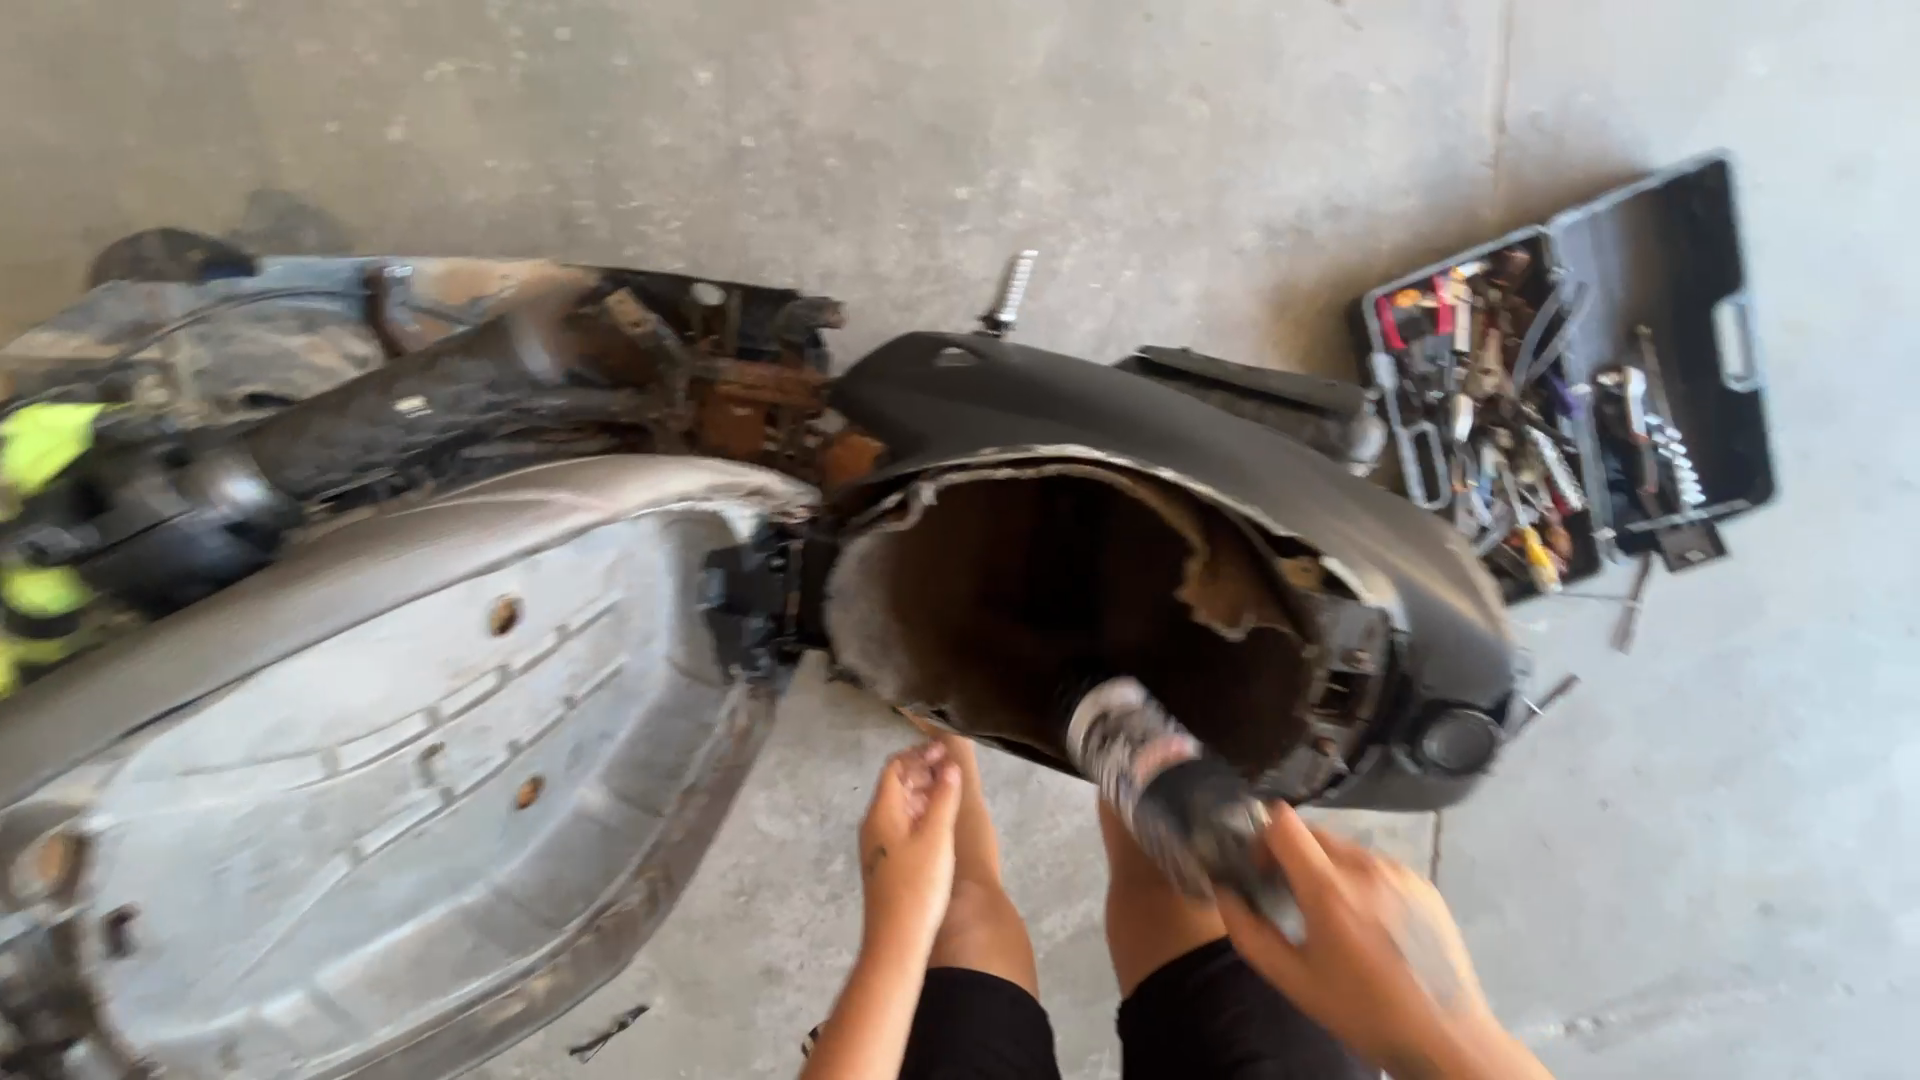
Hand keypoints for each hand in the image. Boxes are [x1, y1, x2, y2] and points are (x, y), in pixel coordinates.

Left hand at [857, 740, 961, 953]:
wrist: (896, 942)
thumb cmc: (918, 885)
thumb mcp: (936, 837)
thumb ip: (944, 797)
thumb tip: (948, 766)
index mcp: (881, 812)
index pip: (894, 768)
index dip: (918, 755)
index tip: (945, 752)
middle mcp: (874, 824)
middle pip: (896, 784)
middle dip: (922, 770)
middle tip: (951, 768)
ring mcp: (878, 844)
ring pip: (900, 805)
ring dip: (923, 792)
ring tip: (950, 790)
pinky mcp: (886, 861)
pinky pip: (901, 824)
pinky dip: (920, 813)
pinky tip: (939, 821)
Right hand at [1218, 805, 1550, 1079]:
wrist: (1450, 1040)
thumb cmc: (1364, 1012)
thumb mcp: (1293, 980)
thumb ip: (1247, 931)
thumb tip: (1224, 892)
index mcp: (1329, 889)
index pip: (1283, 822)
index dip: (1262, 834)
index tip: (1262, 866)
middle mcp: (1365, 868)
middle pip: (1311, 832)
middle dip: (1292, 855)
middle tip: (1292, 895)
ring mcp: (1399, 873)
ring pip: (1343, 848)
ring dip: (1326, 867)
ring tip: (1334, 914)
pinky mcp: (1423, 883)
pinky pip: (1375, 864)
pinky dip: (1360, 880)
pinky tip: (1369, 922)